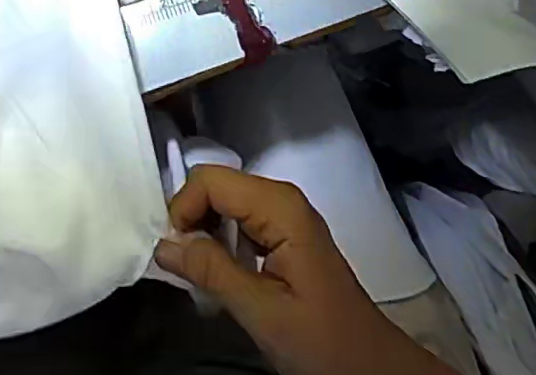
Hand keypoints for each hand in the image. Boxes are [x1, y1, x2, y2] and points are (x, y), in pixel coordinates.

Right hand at [153, 166, 456, 374]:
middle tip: (179, 263)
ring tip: (196, 269)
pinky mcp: (283, 230)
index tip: (171, 251)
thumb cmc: (322, 340)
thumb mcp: (262, 312)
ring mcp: (283, 211)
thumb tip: (164, 244)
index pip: (211, 180)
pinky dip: (220, 236)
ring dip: (203, 228)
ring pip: (225, 199)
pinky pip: (240, 217)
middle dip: (191, 217)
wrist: (371, 366)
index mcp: (279, 205)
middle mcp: (280, 196)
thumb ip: (212, 271)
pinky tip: (218, 269)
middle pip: (217, 184)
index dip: (183, 208)